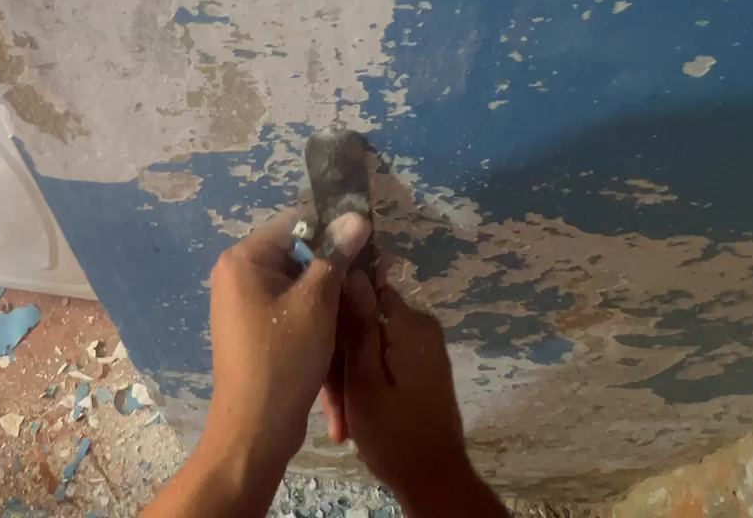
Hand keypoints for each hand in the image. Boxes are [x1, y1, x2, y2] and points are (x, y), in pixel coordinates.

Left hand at [145, 212, 370, 517]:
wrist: (256, 431)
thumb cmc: (283, 359)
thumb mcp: (316, 303)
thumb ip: (336, 255)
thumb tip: (357, 216)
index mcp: (244, 258)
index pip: (295, 223)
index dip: (334, 229)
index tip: (369, 242)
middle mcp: (238, 272)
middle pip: (297, 252)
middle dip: (335, 263)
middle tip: (374, 273)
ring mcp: (244, 301)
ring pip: (298, 281)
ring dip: (330, 289)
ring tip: (364, 298)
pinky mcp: (255, 326)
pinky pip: (291, 304)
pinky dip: (316, 309)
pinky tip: (344, 319)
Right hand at [330, 269, 507, 516]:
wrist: (435, 483)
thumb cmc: (393, 433)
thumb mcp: (364, 379)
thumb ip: (358, 325)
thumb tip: (352, 270)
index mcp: (409, 322)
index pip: (362, 290)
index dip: (335, 315)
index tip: (317, 345)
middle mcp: (421, 326)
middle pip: (365, 322)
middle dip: (341, 358)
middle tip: (330, 401)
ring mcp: (423, 347)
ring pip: (371, 345)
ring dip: (351, 376)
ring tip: (339, 417)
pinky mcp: (422, 366)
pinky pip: (384, 359)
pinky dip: (366, 381)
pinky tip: (351, 413)